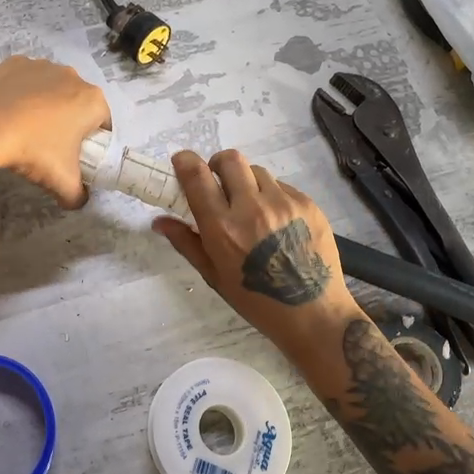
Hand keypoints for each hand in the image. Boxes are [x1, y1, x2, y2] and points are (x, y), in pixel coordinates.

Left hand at [0, 56, 110, 208]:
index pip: (102, 123)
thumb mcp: (63, 184)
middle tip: (49, 146)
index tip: (75, 156)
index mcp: (92, 100)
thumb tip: (79, 199)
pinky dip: (20, 92)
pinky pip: (25, 80)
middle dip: (68, 121)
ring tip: (24, 128)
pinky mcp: (15, 62)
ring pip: (51, 88)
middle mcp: (73, 76)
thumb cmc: (34, 151)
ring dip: (45, 104)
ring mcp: (42, 65)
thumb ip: (79, 196)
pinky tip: (8, 111)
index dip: (91, 142)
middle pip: (77, 103)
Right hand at [152, 149, 361, 353]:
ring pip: (257, 171)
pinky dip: (272, 196)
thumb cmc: (256, 301)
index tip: (182, 162)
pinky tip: (276, 223)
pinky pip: (282, 186)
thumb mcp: (214, 275)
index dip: (185, 161)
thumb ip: (186, 242)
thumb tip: (159, 220)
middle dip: (218, 165)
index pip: (197, 176)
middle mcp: (252, 208)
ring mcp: (284, 203)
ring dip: (247, 182)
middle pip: (230, 159)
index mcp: (223, 228)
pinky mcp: (308, 205)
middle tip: (219, 184)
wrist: (314, 314)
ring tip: (251, 208)